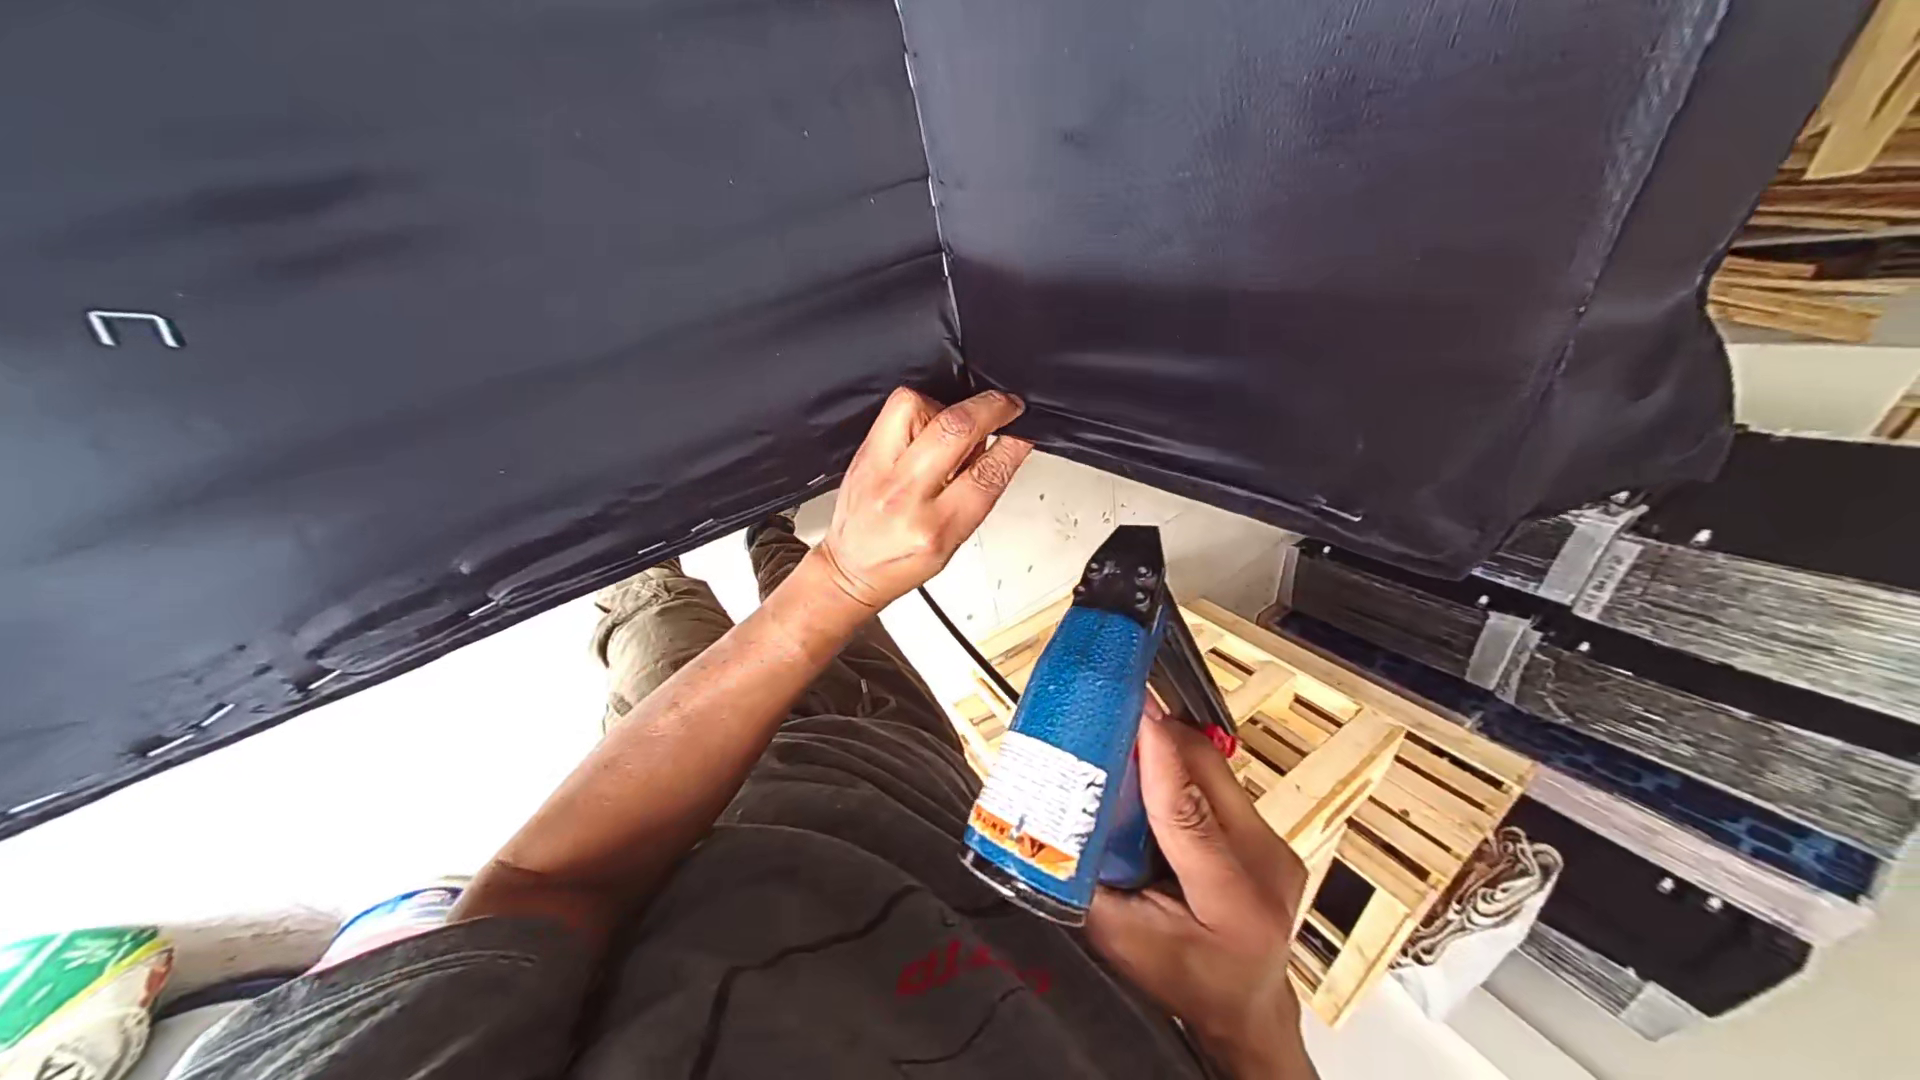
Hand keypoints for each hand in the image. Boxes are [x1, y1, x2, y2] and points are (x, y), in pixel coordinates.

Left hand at [815, 387, 1033, 610]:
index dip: (1013, 445)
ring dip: (949, 406)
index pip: (986, 474)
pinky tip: (926, 424)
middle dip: (990, 407)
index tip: (1023, 431)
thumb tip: (1001, 447)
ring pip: (918, 407)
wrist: (852, 568)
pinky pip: (893, 410)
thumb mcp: (954, 541)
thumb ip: (978, 493)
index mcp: (937, 527)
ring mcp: (880, 472)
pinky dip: (919, 407)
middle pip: (955, 429)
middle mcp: (905, 497)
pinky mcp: (863, 454)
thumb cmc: (902, 561)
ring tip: (955, 424)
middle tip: (1005, 406)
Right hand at [1087, 707, 1317, 1078]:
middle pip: (1209, 772)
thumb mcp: (1120, 940)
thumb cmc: (1183, 981)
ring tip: (1129, 742)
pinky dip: (1183, 769)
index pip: (1188, 812)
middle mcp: (1266, 866)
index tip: (1138, 710)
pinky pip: (1220, 782)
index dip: (1159, 756)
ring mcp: (1274, 847)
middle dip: (1162, 736)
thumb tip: (1057, 818)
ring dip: (1171, 749)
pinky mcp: (1269, 835)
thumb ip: (1088, 881)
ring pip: (1216, 770)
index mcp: (1233, 902)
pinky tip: (1154, 775)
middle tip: (1118, 716)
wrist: (1246, 1006)